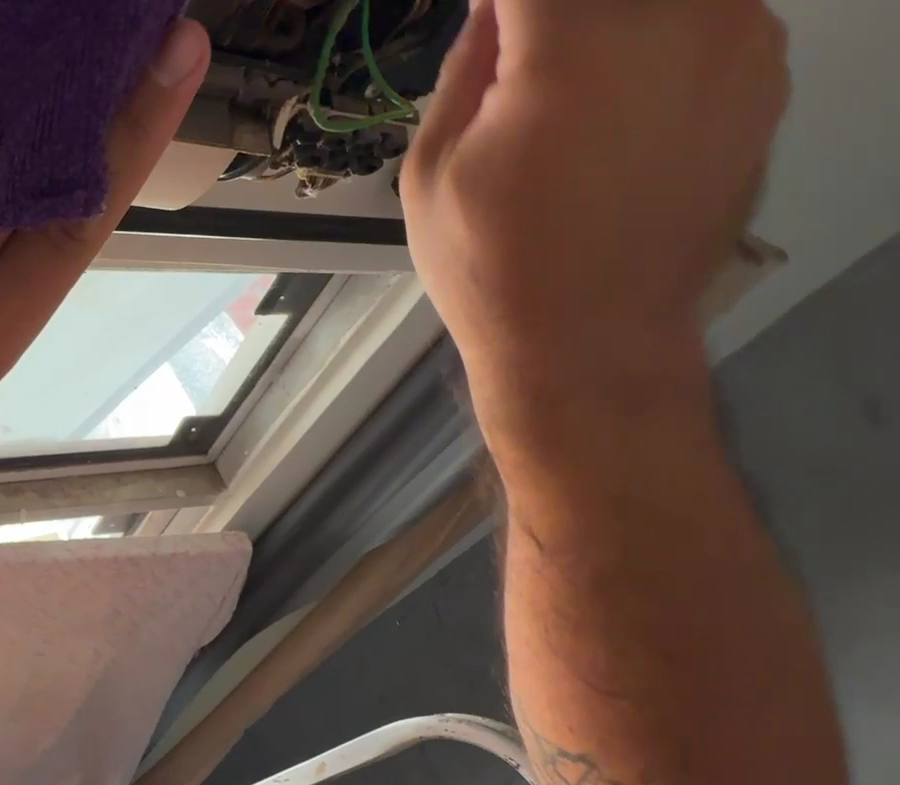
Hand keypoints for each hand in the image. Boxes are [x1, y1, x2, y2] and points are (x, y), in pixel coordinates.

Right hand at [401, 0, 788, 380]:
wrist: (590, 337)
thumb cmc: (487, 266)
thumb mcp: (431, 175)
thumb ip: (464, 70)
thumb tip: (495, 10)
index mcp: (570, 49)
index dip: (502, 7)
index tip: (489, 30)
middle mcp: (674, 19)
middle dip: (552, 21)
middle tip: (521, 78)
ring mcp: (737, 40)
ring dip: (612, 27)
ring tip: (573, 97)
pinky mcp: (767, 74)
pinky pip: (710, 16)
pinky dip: (664, 40)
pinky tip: (627, 109)